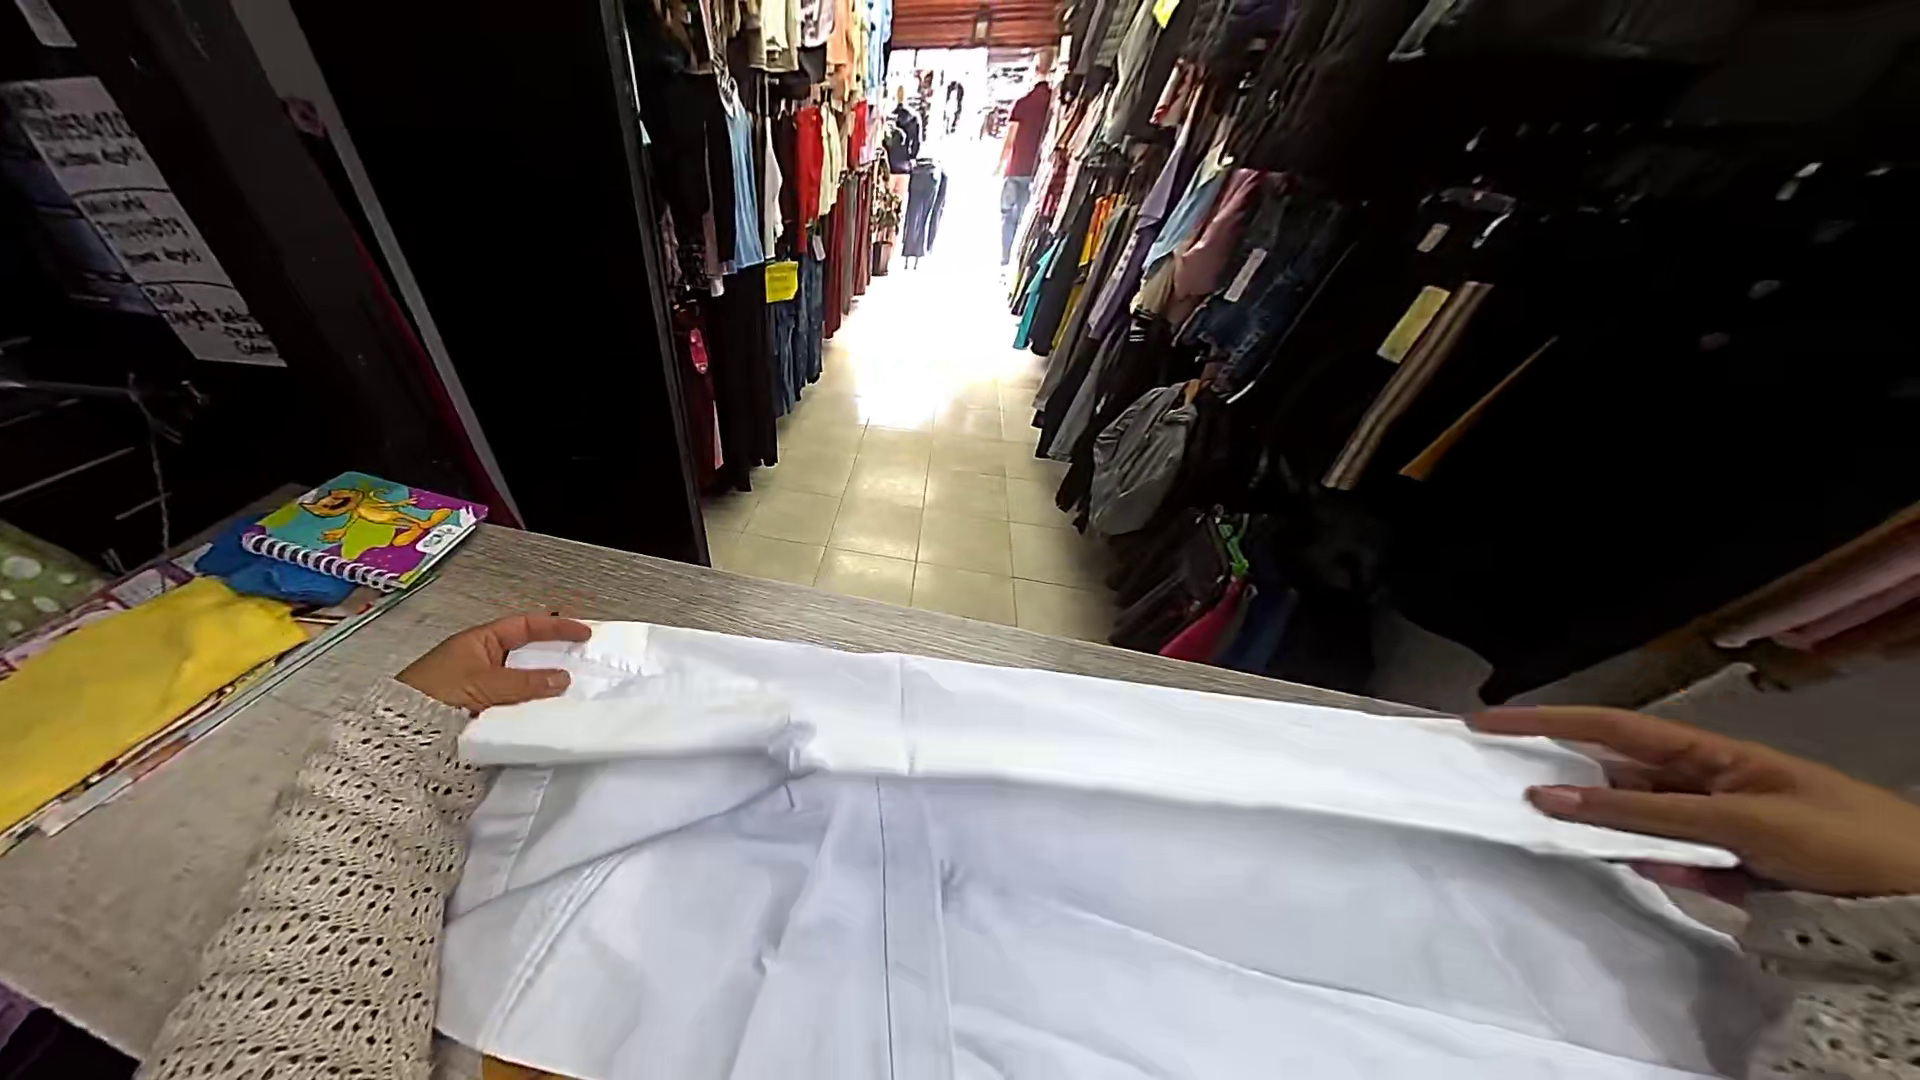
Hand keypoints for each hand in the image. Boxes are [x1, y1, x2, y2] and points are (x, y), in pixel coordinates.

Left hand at [398, 614, 591, 714]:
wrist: (397, 740)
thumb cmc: (433, 697)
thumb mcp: (483, 684)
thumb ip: (525, 681)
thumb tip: (564, 678)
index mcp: (478, 642)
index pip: (525, 626)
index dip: (556, 627)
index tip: (585, 634)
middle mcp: (482, 660)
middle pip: (528, 651)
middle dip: (556, 654)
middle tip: (585, 658)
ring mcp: (484, 685)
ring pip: (525, 677)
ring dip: (548, 680)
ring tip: (574, 685)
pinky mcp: (484, 709)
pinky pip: (518, 699)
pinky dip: (536, 700)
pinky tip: (551, 706)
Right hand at [1469, 706, 1919, 900]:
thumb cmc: (1846, 843)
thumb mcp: (1740, 823)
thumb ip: (1637, 812)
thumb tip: (1543, 798)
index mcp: (1702, 753)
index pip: (1602, 726)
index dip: (1540, 721)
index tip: (1481, 722)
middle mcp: (1696, 781)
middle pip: (1606, 772)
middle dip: (1556, 775)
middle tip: (1500, 780)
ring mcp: (1708, 824)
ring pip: (1627, 817)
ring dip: (1595, 825)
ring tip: (1552, 831)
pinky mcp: (1721, 867)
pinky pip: (1659, 856)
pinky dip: (1641, 862)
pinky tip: (1631, 867)